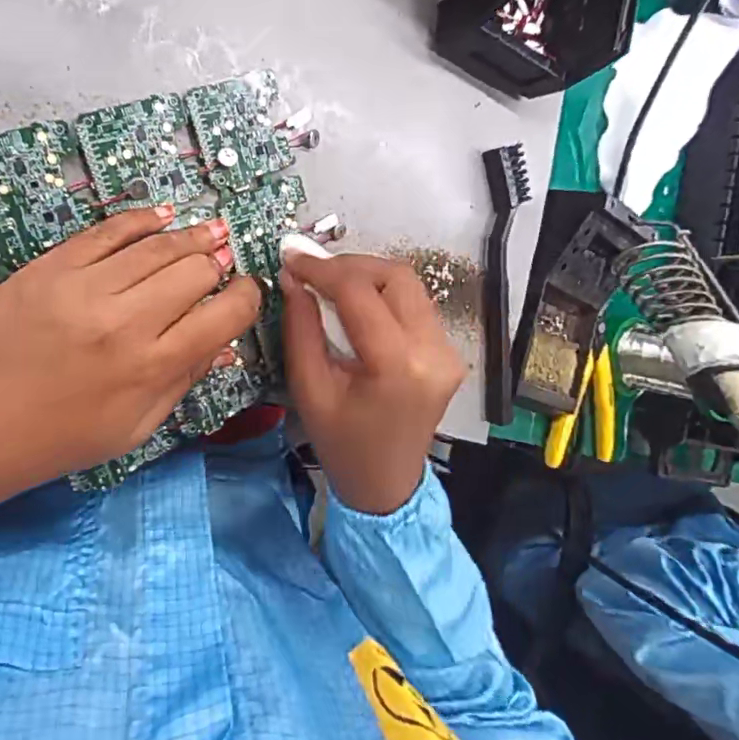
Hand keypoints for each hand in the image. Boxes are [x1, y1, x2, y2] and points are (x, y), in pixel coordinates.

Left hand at [0, 206, 261, 507]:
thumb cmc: (55, 437)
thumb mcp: (132, 428)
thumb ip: (182, 381)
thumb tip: (223, 344)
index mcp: (149, 369)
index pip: (222, 317)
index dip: (244, 298)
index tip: (243, 293)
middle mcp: (123, 322)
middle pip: (193, 271)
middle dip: (215, 265)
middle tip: (219, 262)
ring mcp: (82, 289)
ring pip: (155, 246)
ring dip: (188, 236)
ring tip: (207, 231)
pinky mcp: (48, 268)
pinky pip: (104, 232)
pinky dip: (138, 220)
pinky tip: (160, 217)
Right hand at [281, 253, 463, 514]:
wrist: (386, 483)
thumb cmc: (340, 442)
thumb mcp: (308, 386)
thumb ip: (300, 326)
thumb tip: (293, 277)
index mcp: (397, 366)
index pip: (359, 293)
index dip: (321, 268)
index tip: (291, 256)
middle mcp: (433, 351)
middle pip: (395, 276)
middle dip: (348, 264)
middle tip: (311, 270)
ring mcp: (447, 350)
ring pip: (408, 284)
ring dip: (365, 274)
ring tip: (327, 281)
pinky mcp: (446, 351)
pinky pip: (413, 303)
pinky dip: (380, 292)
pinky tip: (352, 301)